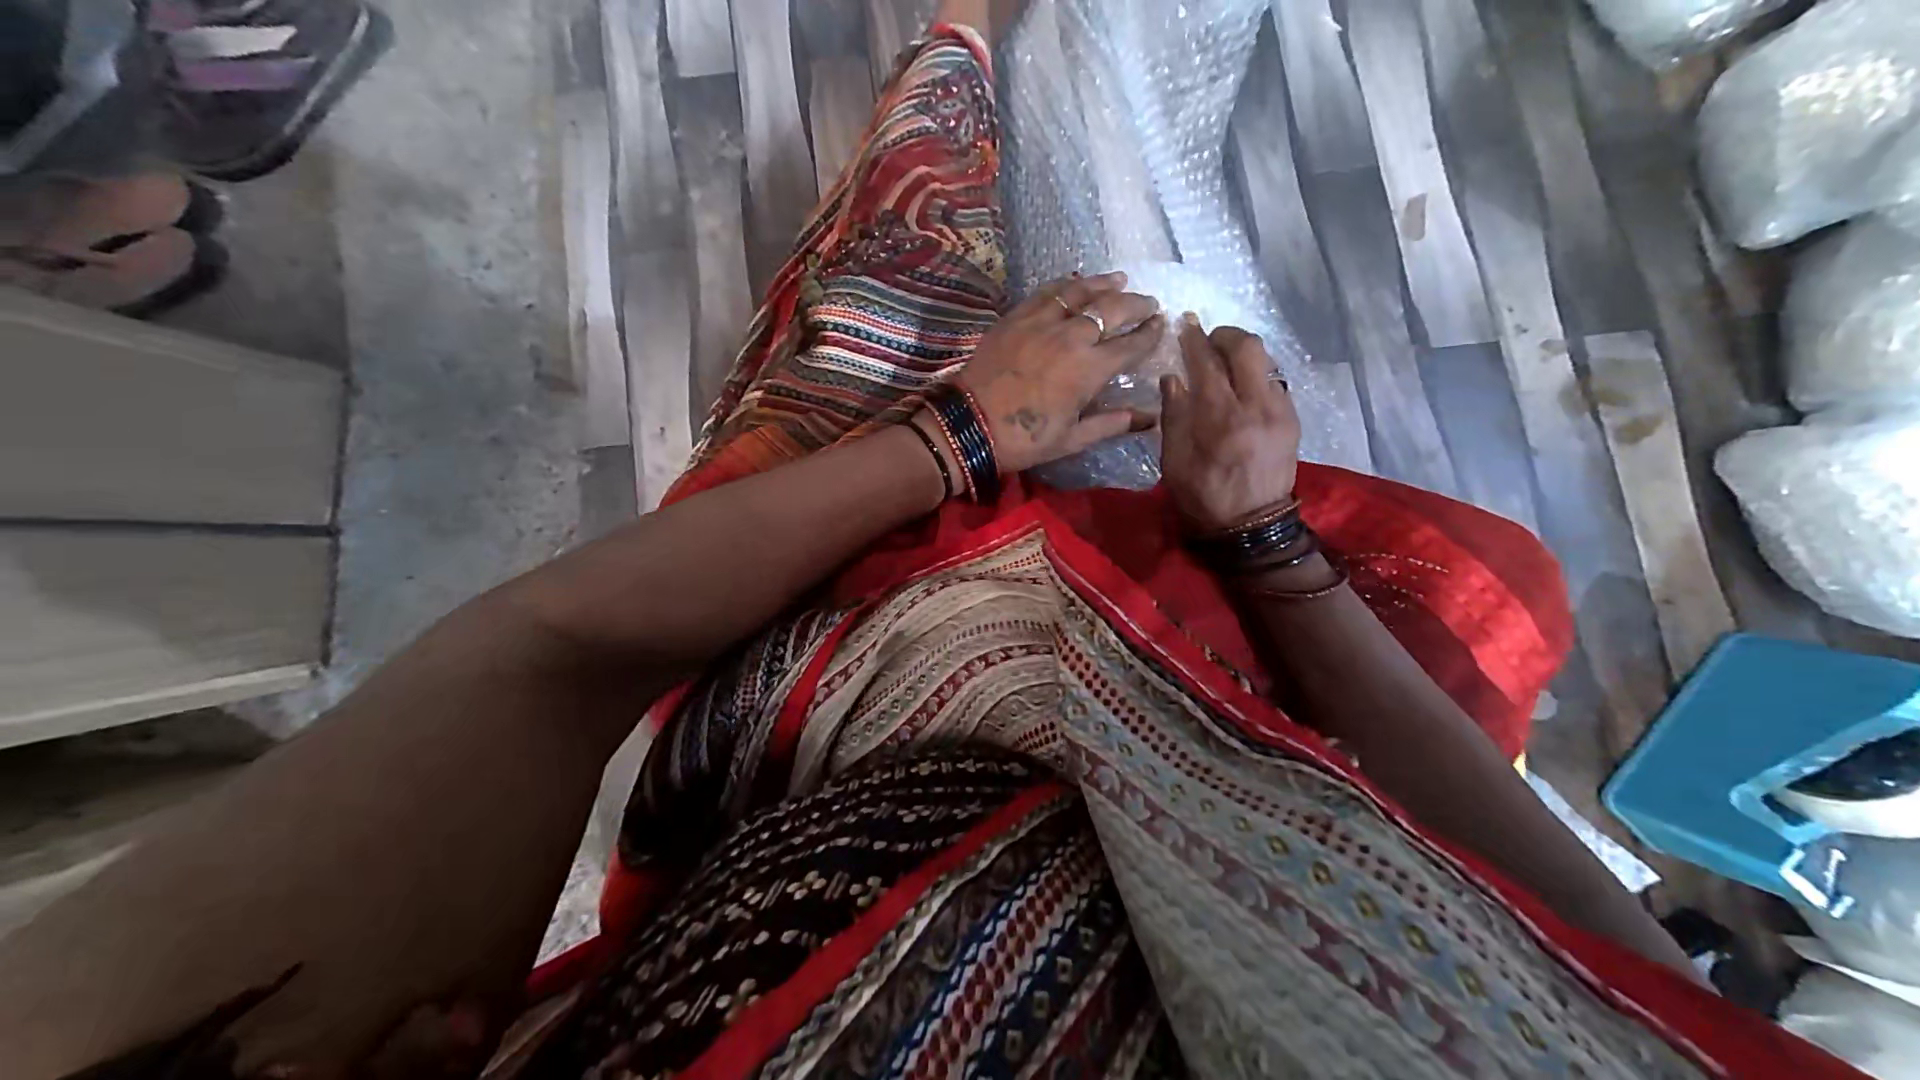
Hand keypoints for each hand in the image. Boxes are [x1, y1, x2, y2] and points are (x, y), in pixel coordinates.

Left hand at [953, 272, 1163, 472]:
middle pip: (1112, 309)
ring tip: (1120, 280)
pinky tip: (1076, 283)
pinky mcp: (1016, 317)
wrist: (969, 424)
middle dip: (1136, 304)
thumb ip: (1111, 424)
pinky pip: (1047, 292)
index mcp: (1089, 369)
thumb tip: (1148, 418)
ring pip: (1080, 292)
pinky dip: (1067, 285)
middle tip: (1149, 302)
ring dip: (1104, 285)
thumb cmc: (1024, 439)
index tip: (1161, 326)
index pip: (1130, 345)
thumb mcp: (1072, 439)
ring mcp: (1042, 322)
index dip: (1150, 334)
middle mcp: (1071, 337)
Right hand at [1160, 316, 1300, 531]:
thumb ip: (1174, 415)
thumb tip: (1173, 377)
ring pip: (1265, 360)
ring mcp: (1280, 411)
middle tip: (1208, 339)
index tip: (1185, 324)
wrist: (1252, 527)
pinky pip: (1274, 381)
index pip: (1207, 363)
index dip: (1195, 339)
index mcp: (1220, 420)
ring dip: (1242, 353)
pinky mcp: (1292, 419)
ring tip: (1223, 361)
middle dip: (1226, 335)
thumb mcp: (1174, 461)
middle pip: (1247, 347)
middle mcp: (1256, 407)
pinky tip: (1241, 386)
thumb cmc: (1203, 496)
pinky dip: (1254, 374)